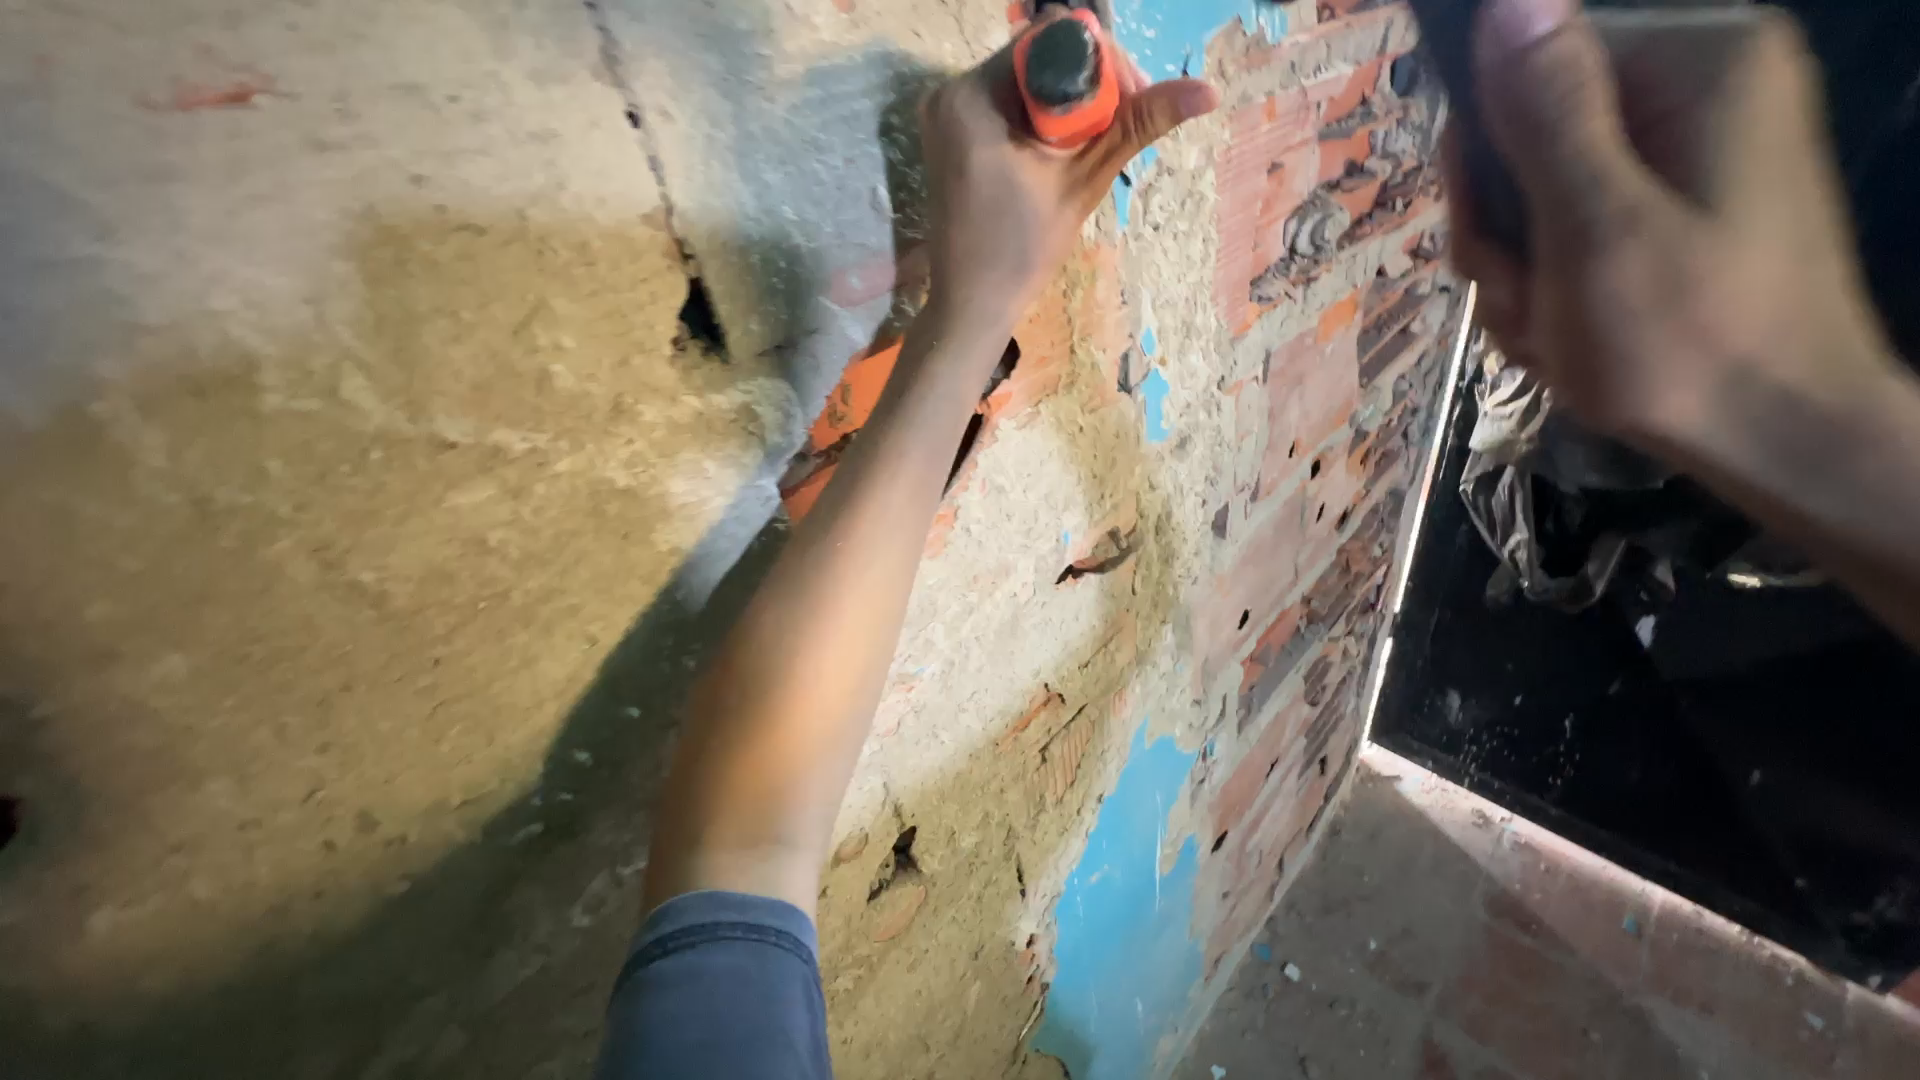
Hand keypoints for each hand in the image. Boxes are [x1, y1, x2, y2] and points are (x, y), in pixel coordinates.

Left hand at [917, 15, 1218, 331]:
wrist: (971, 303)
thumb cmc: (1022, 251)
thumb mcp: (1083, 181)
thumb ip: (1137, 126)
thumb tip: (1208, 90)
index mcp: (973, 95)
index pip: (1052, 39)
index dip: (1101, 62)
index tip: (1130, 102)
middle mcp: (951, 91)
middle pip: (1038, 57)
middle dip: (1087, 85)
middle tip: (1121, 126)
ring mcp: (946, 113)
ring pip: (1025, 81)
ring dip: (1068, 104)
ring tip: (1095, 144)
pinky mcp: (951, 134)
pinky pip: (1007, 105)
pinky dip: (1041, 120)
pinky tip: (1061, 153)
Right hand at [1447, 0, 1897, 461]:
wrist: (1773, 437)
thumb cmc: (1684, 338)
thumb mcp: (1596, 227)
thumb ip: (1548, 114)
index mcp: (1695, 68)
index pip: (1528, 63)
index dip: (1484, 157)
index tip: (1495, 238)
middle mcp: (1692, 92)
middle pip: (1521, 135)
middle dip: (1500, 231)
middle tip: (1529, 296)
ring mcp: (1681, 154)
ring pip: (1527, 196)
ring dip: (1515, 273)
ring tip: (1551, 325)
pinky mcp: (1666, 207)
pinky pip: (1559, 231)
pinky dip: (1543, 288)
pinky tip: (1565, 331)